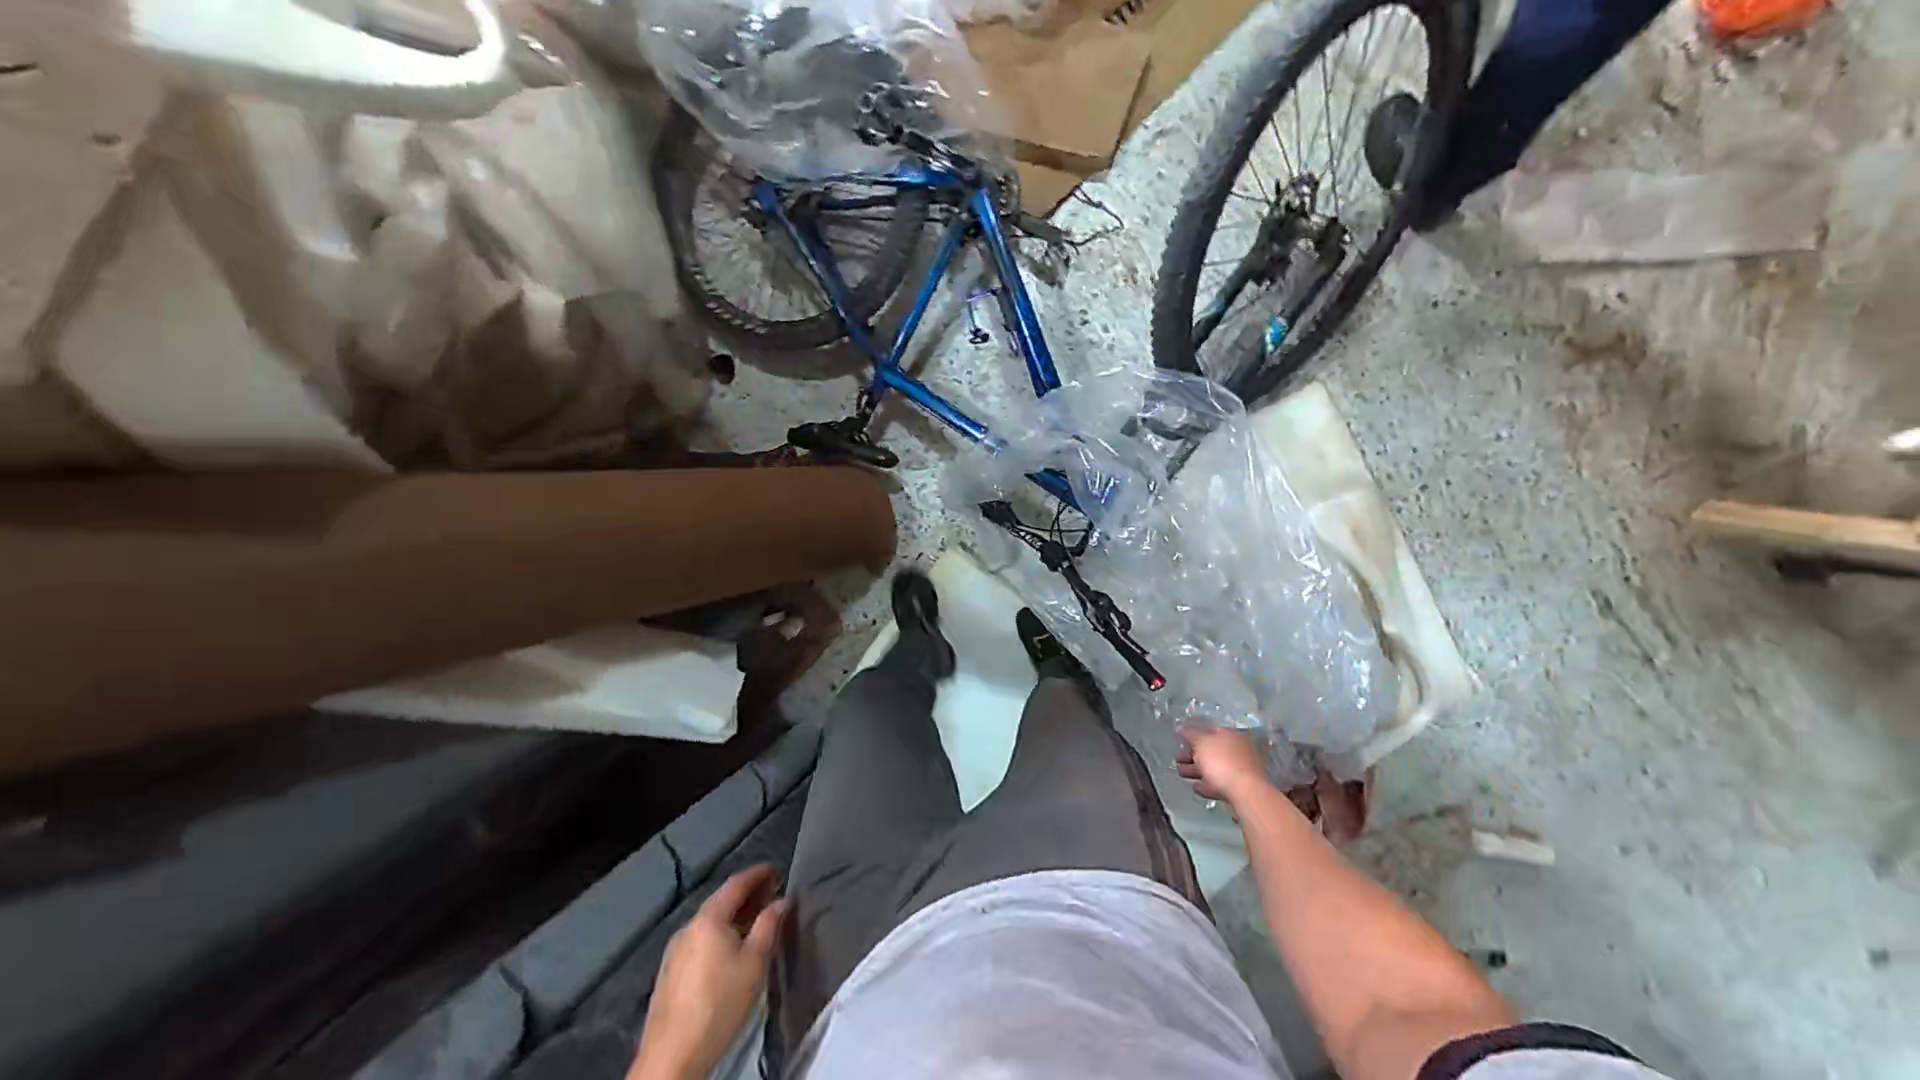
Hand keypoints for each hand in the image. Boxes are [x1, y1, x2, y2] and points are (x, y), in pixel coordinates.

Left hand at [628, 865, 788, 1079]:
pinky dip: (720, 934)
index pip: (736, 883)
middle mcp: (688, 928)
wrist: (672, 1056)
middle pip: (721, 901)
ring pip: (710, 922)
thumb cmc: (720, 1003)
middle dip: (747, 895)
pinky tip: (731, 949)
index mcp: (708, 919)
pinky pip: (700, 940)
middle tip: (771, 893)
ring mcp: (674, 951)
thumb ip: (769, 925)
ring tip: (756, 920)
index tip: (776, 870)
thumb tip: (781, 901)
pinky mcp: (670, 973)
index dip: (757, 874)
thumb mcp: (755, 962)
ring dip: (734, 916)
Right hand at [1176, 726, 1272, 805]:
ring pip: (1213, 768)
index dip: (1192, 736)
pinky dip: (1207, 785)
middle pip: (1210, 751)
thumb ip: (1190, 734)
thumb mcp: (1201, 743)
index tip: (1180, 743)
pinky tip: (1196, 787)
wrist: (1246, 793)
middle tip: (1177, 759)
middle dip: (1192, 755)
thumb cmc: (1222, 762)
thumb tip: (1182, 729)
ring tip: (1181, 773)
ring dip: (1195, 770)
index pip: (1208, 731)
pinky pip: (1219, 783)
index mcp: (1229, 735)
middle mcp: (1236, 750)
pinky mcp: (1239, 788)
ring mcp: (1239, 770)